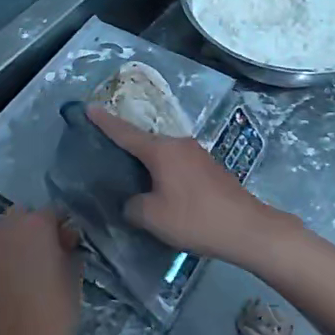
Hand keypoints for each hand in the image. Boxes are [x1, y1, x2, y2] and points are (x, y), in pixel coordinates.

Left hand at [0, 206, 81, 334]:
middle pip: (22, 215)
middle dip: (35, 227)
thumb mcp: (74, 270)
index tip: (70, 241)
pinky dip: (1, 258)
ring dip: (16, 240)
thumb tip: (64, 237)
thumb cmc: (58, 307)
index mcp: (35, 224)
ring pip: (3, 232)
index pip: (53, 211)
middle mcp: (5, 229)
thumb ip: (68, 245)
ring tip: (29, 264)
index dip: (63, 225)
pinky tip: (12, 279)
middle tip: (49, 251)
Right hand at [86, 105, 300, 267]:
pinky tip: (161, 191)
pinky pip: (178, 166)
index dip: (105, 122)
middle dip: (127, 147)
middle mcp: (180, 145)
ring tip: (132, 178)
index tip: (89, 108)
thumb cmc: (194, 218)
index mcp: (162, 151)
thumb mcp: (152, 217)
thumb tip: (135, 201)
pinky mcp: (211, 170)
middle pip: (146, 143)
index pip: (126, 133)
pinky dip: (165, 173)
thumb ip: (134, 205)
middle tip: (106, 153)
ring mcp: (198, 155)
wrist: (245, 227)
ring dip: (148, 164)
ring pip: (164, 156)